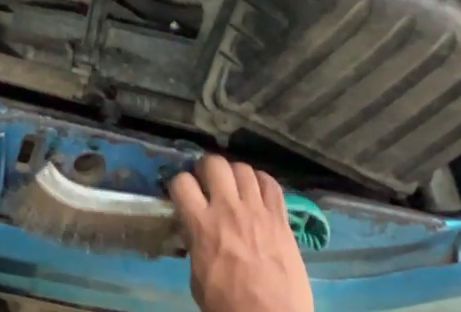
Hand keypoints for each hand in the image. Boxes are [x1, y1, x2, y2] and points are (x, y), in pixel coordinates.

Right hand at [170, 156, 312, 311]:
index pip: (181, 182)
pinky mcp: (281, 218)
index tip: (183, 193)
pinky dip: (261, 181)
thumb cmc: (230, 307)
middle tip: (208, 182)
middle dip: (206, 169)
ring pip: (243, 168)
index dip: (180, 185)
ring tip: (234, 187)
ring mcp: (257, 211)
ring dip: (234, 174)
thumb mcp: (198, 280)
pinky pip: (271, 183)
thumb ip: (195, 246)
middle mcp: (228, 209)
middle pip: (214, 163)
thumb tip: (193, 229)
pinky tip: (257, 192)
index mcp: (203, 226)